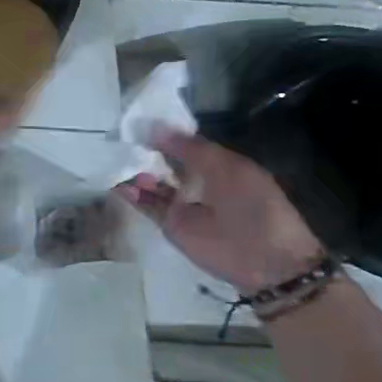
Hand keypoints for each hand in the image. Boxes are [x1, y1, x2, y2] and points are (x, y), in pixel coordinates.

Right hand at [115, 130, 326, 293]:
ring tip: (117, 159)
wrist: (265, 260)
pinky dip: (132, 195)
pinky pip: (148, 207)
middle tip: (122, 138)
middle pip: (165, 164)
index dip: (164, 133)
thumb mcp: (225, 167)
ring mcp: (183, 205)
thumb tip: (154, 127)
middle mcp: (198, 182)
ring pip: (154, 184)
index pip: (185, 144)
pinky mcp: (172, 226)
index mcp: (218, 164)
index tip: (138, 121)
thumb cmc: (253, 205)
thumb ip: (189, 147)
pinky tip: (116, 182)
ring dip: (137, 172)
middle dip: (146, 152)